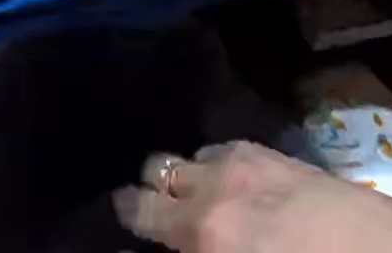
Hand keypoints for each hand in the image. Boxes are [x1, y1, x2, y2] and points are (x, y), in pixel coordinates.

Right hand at [115, 141, 391, 252]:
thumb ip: (199, 240)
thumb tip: (180, 234)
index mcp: (205, 226)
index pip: (141, 209)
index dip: (124, 212)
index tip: (114, 215)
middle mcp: (218, 181)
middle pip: (159, 170)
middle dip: (149, 189)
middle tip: (148, 209)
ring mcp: (249, 158)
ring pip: (195, 156)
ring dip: (186, 175)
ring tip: (189, 196)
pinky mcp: (277, 153)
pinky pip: (228, 151)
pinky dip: (217, 165)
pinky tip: (229, 183)